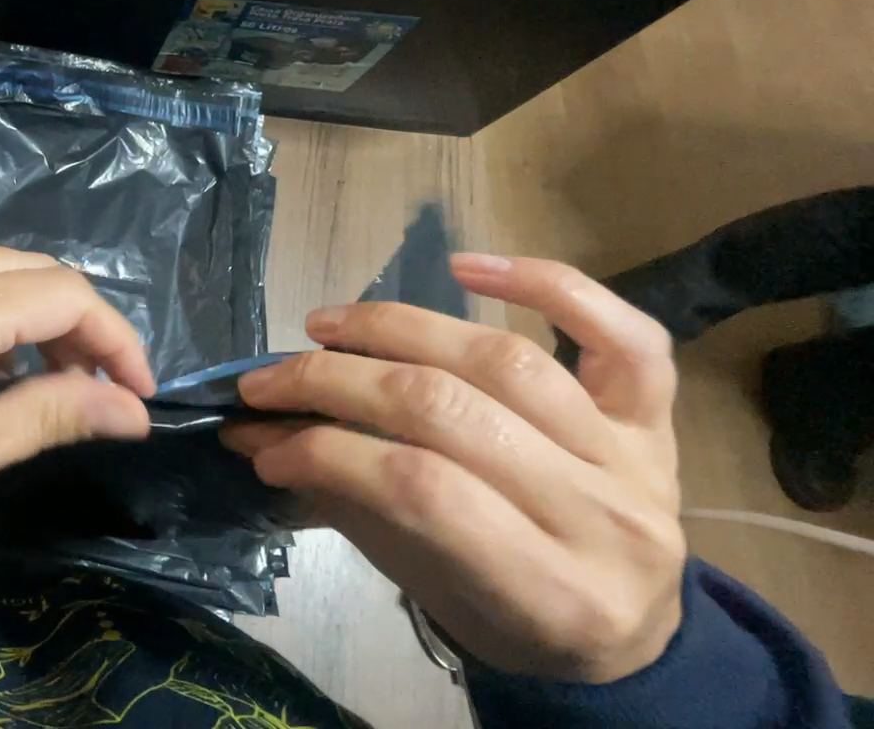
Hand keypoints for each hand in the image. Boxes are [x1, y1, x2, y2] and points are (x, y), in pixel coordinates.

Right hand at [222, 254, 686, 682]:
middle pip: (447, 409)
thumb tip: (249, 433)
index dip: (322, 451)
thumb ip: (337, 496)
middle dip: (333, 382)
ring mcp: (635, 459)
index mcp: (547, 588)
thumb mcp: (412, 574)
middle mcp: (603, 516)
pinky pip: (624, 338)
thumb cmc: (501, 614)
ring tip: (325, 326)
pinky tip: (463, 267)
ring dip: (396, 328)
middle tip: (267, 381)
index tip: (258, 440)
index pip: (418, 488)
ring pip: (504, 360)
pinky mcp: (655, 419)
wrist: (622, 637)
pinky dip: (545, 285)